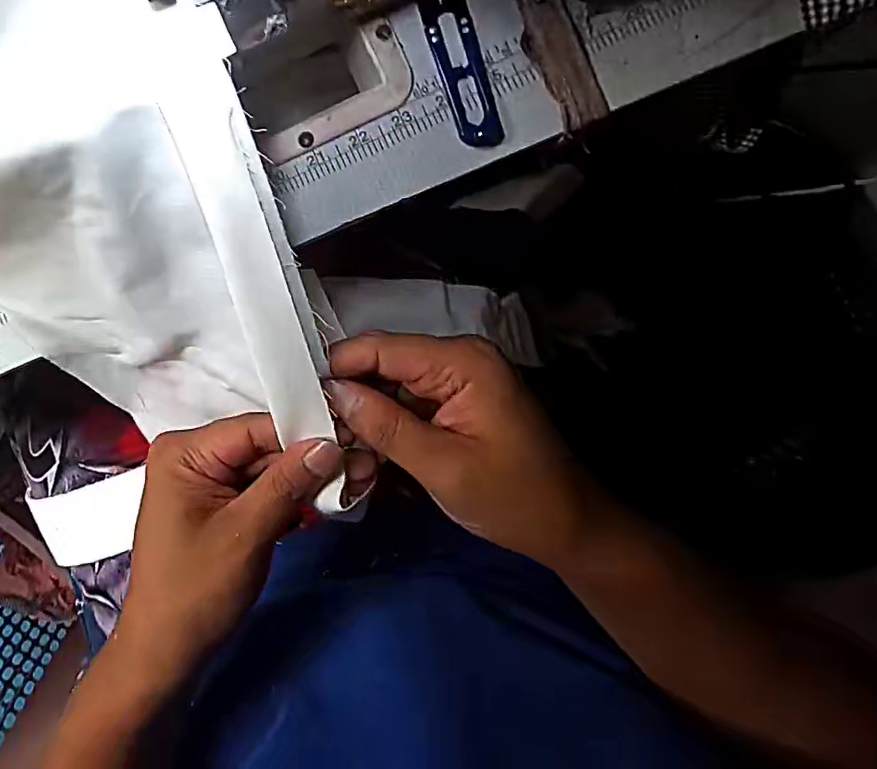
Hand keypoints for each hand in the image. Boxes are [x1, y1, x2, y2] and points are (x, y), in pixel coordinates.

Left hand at [110, 414, 346, 683]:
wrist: (164, 653)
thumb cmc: (194, 593)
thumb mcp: (245, 534)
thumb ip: (286, 484)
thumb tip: (329, 444)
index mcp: (184, 451)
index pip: (253, 428)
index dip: (303, 431)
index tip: (350, 436)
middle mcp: (192, 454)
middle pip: (261, 445)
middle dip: (309, 458)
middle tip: (361, 462)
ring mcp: (204, 478)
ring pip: (265, 466)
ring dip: (305, 478)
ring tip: (354, 478)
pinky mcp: (217, 501)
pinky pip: (259, 487)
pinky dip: (289, 495)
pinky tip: (326, 498)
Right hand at [326, 332, 602, 568]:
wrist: (570, 528)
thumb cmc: (514, 498)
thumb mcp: (442, 466)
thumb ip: (384, 425)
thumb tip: (333, 392)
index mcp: (461, 360)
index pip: (381, 348)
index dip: (339, 369)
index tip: (306, 401)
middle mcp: (457, 356)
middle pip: (382, 363)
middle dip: (351, 396)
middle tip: (323, 434)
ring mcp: (457, 375)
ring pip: (389, 382)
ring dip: (366, 414)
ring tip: (344, 448)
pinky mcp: (455, 397)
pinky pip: (406, 399)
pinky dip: (386, 423)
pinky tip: (370, 451)